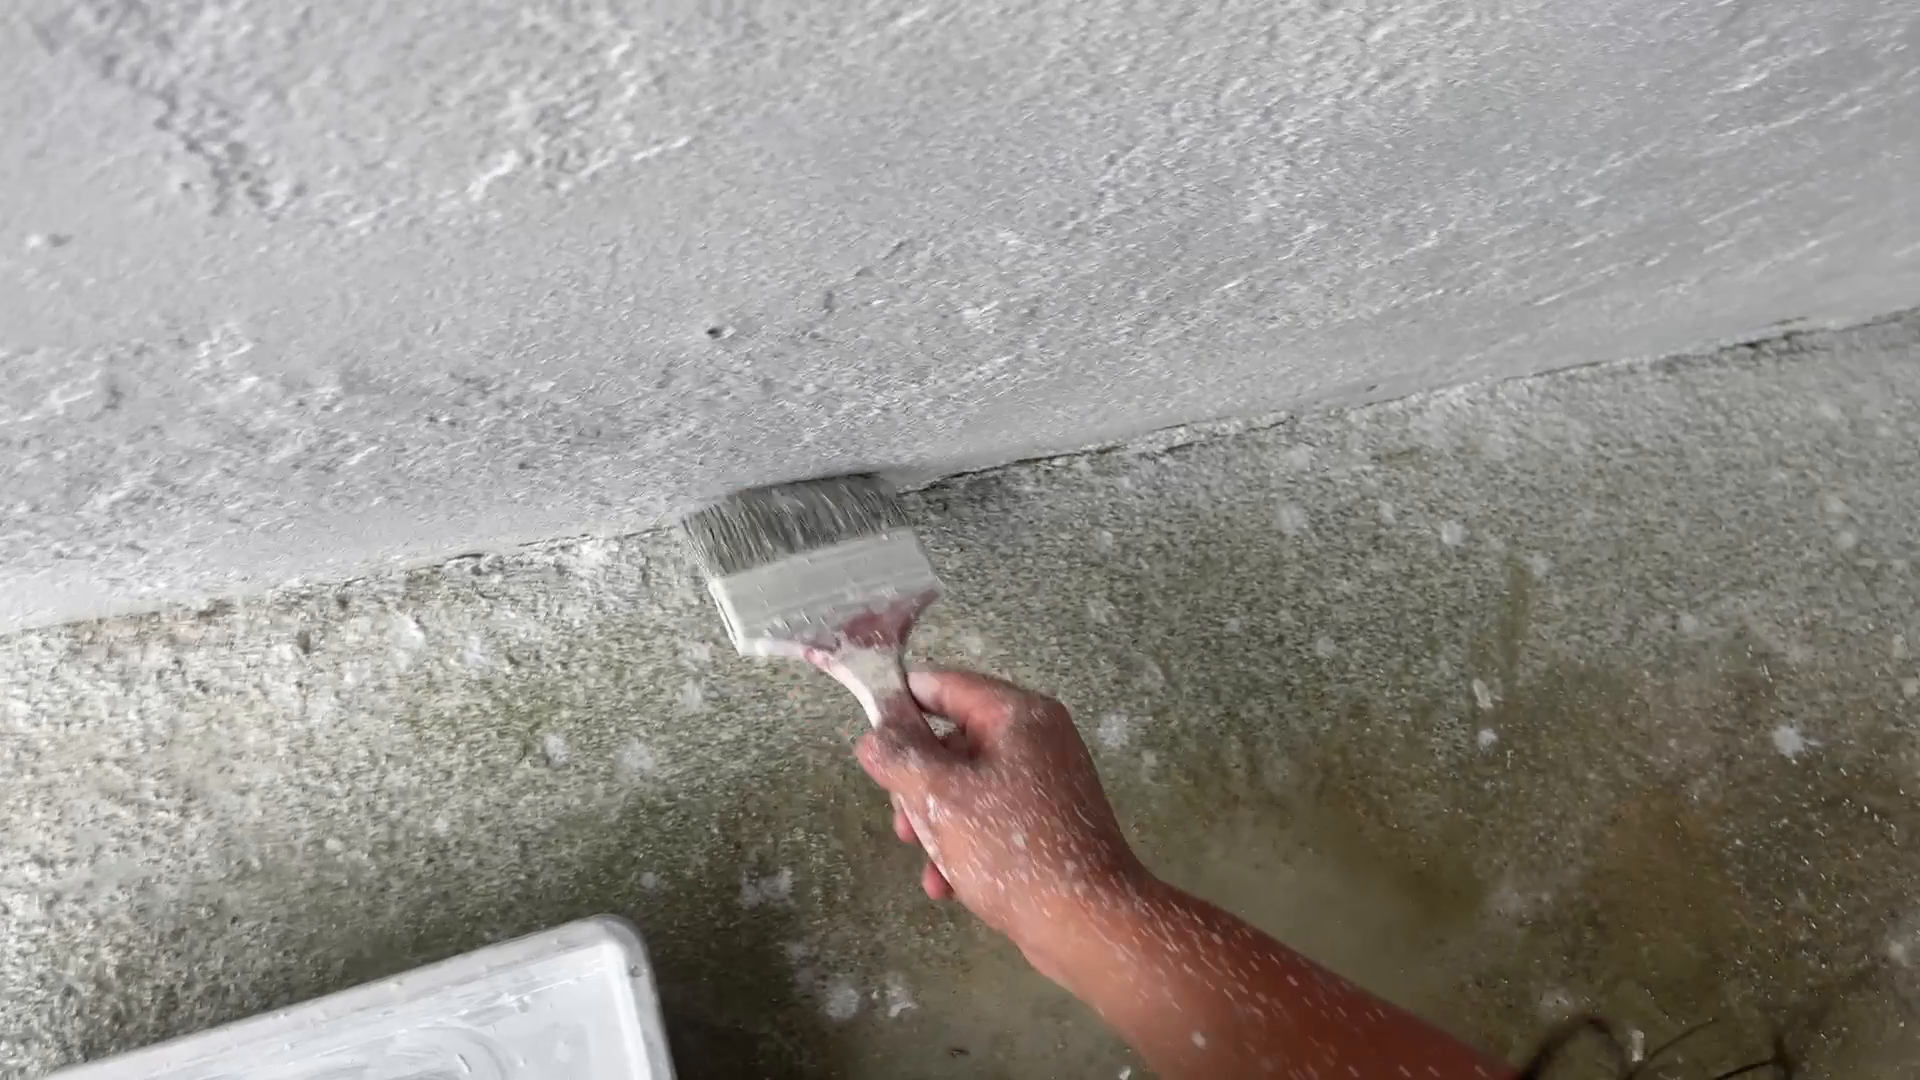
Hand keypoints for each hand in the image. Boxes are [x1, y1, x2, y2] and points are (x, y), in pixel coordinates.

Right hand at [855, 669, 1146, 975]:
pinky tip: (945, 884)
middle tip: (900, 822)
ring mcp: (1044, 777)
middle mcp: (1035, 735)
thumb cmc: (1012, 850)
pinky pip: (991, 812)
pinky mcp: (1048, 818)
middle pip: (953, 738)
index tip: (868, 735)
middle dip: (917, 781)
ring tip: (921, 859)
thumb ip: (900, 756)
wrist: (1090, 924)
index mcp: (1017, 714)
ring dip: (935, 818)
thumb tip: (874, 733)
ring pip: (967, 780)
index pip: (944, 685)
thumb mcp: (941, 797)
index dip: (900, 704)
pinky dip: (965, 839)